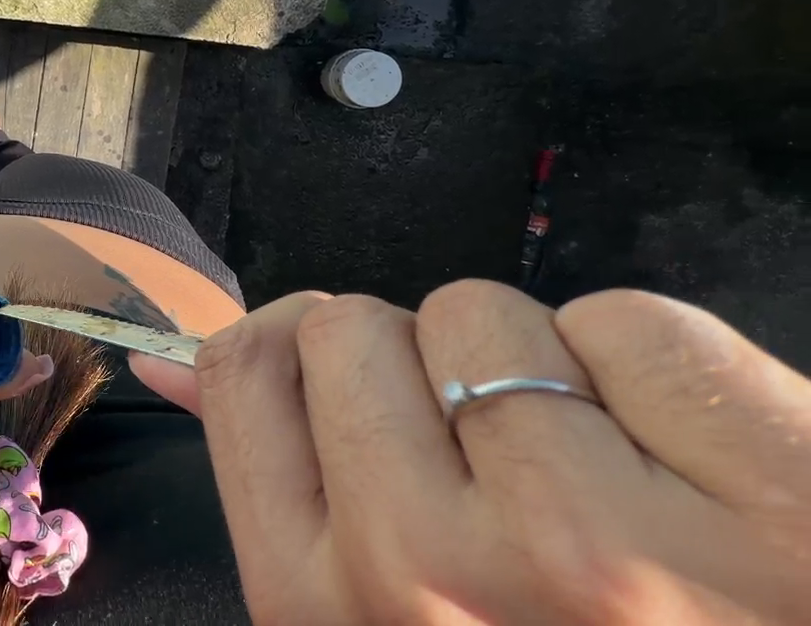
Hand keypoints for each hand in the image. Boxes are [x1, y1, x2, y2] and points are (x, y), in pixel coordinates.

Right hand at [137, 281, 810, 623]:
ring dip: (540, 368)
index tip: (367, 391)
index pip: (245, 363)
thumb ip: (262, 460)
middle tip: (504, 470)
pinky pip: (630, 325)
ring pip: (479, 314)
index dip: (303, 350)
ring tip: (615, 482)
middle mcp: (432, 580)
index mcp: (319, 599)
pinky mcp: (784, 516)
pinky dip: (668, 376)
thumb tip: (162, 359)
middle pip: (349, 324)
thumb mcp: (364, 589)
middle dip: (419, 363)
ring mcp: (602, 557)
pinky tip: (715, 483)